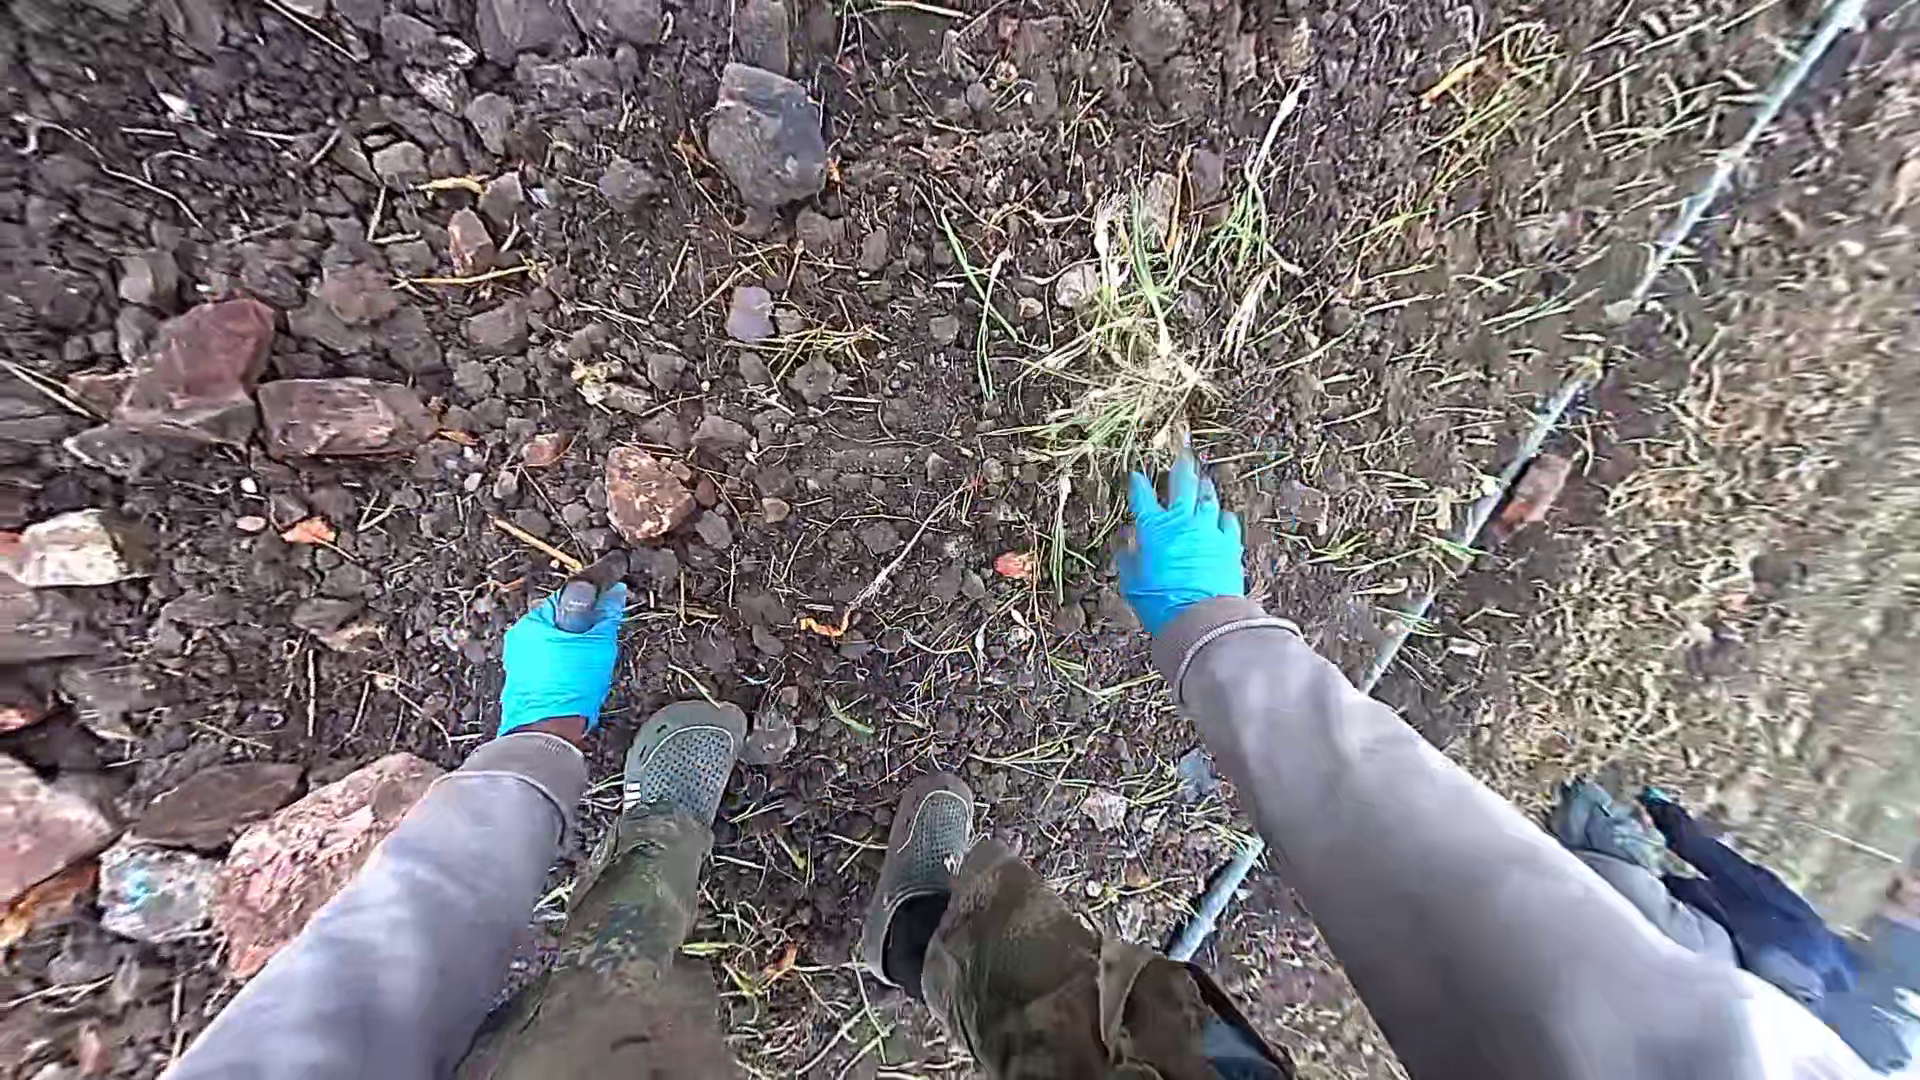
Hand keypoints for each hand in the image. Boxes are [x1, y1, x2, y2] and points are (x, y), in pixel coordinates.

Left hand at [499, 583, 627, 736]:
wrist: (548, 728)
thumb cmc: (570, 685)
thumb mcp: (599, 643)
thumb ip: (607, 614)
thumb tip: (615, 592)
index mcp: (534, 622)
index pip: (567, 596)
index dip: (594, 599)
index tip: (611, 602)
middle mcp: (520, 637)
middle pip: (561, 618)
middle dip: (584, 623)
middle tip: (603, 634)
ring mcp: (519, 658)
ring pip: (556, 638)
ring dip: (576, 641)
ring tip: (593, 656)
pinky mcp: (523, 675)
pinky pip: (550, 656)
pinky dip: (566, 657)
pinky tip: (580, 670)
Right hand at [1119, 453, 1243, 634]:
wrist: (1199, 616)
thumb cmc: (1160, 601)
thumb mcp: (1132, 581)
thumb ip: (1129, 556)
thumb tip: (1127, 539)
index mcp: (1154, 529)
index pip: (1143, 497)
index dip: (1137, 484)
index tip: (1135, 475)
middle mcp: (1182, 522)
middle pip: (1182, 484)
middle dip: (1180, 466)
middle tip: (1181, 453)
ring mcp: (1208, 529)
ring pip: (1207, 497)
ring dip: (1203, 486)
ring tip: (1202, 478)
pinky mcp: (1229, 542)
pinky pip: (1228, 520)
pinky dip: (1222, 515)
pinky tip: (1221, 514)